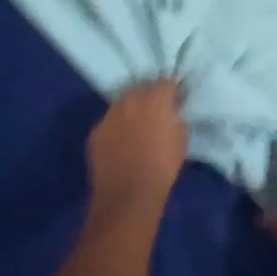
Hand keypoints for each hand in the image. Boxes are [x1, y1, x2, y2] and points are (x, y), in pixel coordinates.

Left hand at [86, 78, 187, 217]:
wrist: (128, 193)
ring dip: (131, 109)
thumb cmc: (162, 167)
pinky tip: (120, 143)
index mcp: (156, 99)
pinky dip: (116, 127)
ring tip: (136, 127)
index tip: (176, 102)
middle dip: (149, 96)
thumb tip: (172, 111)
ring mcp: (109, 114)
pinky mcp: (95, 130)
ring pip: (122, 103)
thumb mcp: (181, 139)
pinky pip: (109, 122)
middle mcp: (130, 99)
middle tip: (156, 113)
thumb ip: (176, 118)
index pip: (166, 82)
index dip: (172, 92)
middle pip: (141, 87)